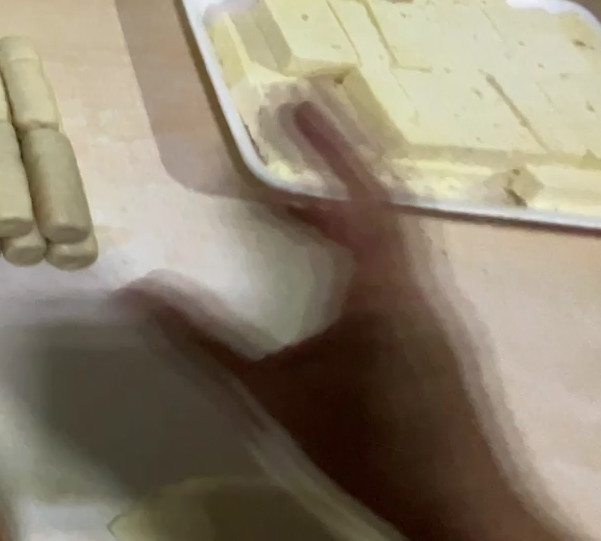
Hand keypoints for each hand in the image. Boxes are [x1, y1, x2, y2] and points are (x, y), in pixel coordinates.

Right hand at [125, 103, 574, 540]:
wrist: (468, 517)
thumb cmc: (370, 451)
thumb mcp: (270, 394)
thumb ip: (200, 340)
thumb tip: (132, 290)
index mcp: (381, 292)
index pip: (357, 198)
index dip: (325, 146)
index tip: (291, 102)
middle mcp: (413, 288)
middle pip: (377, 199)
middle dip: (333, 149)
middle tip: (287, 112)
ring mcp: (426, 307)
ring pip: (385, 224)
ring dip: (339, 185)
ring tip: (284, 170)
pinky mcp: (427, 325)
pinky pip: (388, 250)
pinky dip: (349, 222)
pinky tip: (314, 235)